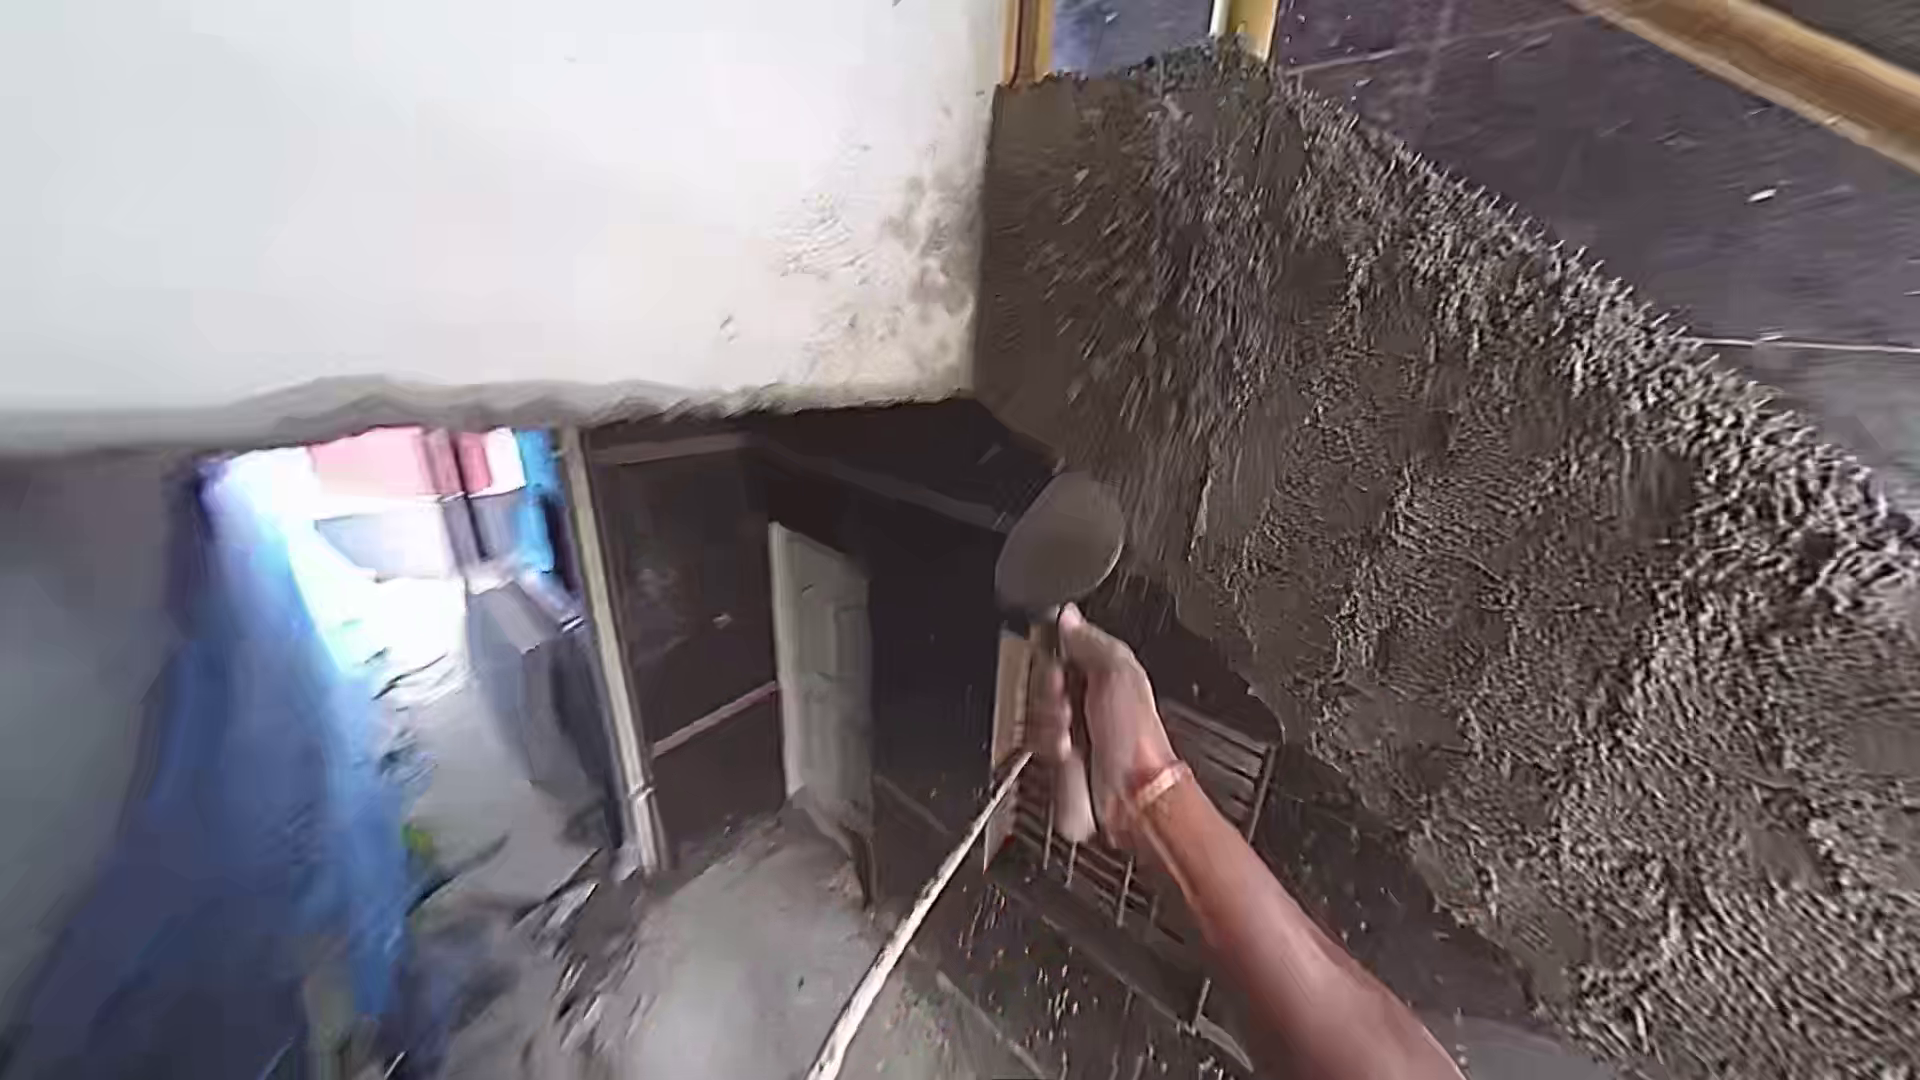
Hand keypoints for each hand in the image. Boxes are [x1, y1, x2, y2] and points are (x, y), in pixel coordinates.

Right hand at [1026, 604, 1177, 850]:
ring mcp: (1071, 727)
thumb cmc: (1135, 737)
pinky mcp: (1058, 755)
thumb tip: (1067, 615)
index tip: (1060, 672)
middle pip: (1040, 682)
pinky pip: (1032, 741)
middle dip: (1049, 696)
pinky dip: (1046, 747)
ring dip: (1049, 726)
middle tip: (1069, 707)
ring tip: (1073, 736)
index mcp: (1103, 670)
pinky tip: (1067, 752)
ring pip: (1033, 713)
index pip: (1057, 648)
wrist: (1133, 794)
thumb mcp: (1118, 671)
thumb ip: (1089, 639)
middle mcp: (1086, 697)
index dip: (1051, 659)